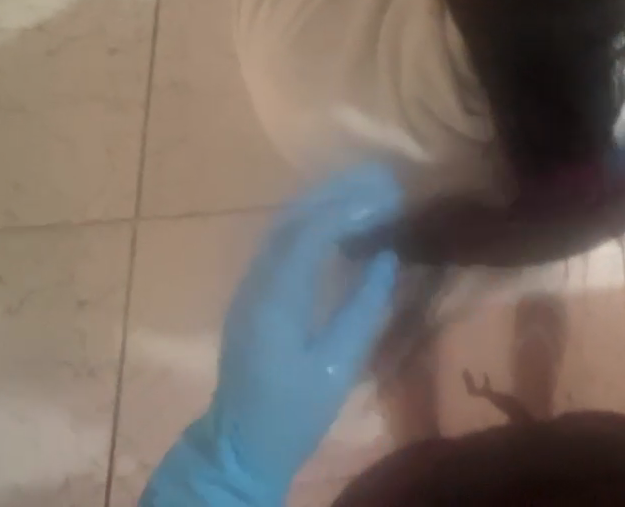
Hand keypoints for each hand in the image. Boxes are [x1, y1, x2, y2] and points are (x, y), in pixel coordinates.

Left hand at [143, 164, 402, 505]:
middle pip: (294, 219)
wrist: (237, 446)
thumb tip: (387, 258)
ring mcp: (250, 285)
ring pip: (286, 225)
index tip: (385, 196)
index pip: (309, 234)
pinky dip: (314, 220)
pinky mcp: (254, 292)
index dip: (348, 208)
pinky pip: (283, 240)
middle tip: (380, 179)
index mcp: (274, 301)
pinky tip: (340, 219)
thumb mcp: (337, 367)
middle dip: (337, 192)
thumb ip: (364, 309)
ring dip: (325, 201)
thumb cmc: (292, 411)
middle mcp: (256, 282)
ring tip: (365, 189)